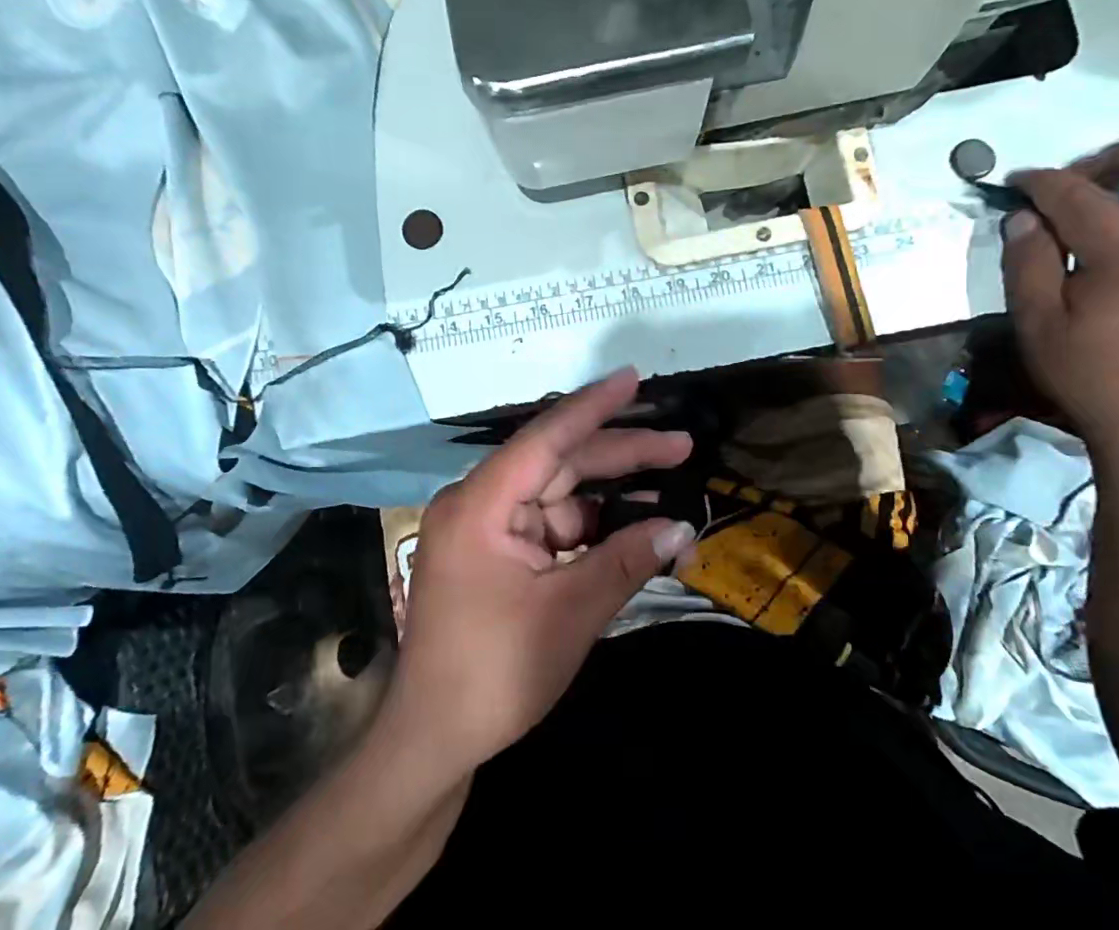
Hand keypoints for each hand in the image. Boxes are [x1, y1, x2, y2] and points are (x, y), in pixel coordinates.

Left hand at [388, 369, 695, 770]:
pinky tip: (633, 531)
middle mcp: (479, 506)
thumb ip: (628, 560)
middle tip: (681, 445)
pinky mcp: (497, 558)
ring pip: (560, 497)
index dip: (595, 407)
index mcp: (482, 506)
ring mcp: (487, 532)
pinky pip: (552, 529)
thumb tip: (682, 528)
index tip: (634, 377)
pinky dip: (592, 530)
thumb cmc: (496, 672)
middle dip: (621, 455)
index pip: (547, 439)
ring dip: (612, 498)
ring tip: (669, 490)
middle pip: (559, 464)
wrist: (435, 739)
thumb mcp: (572, 612)